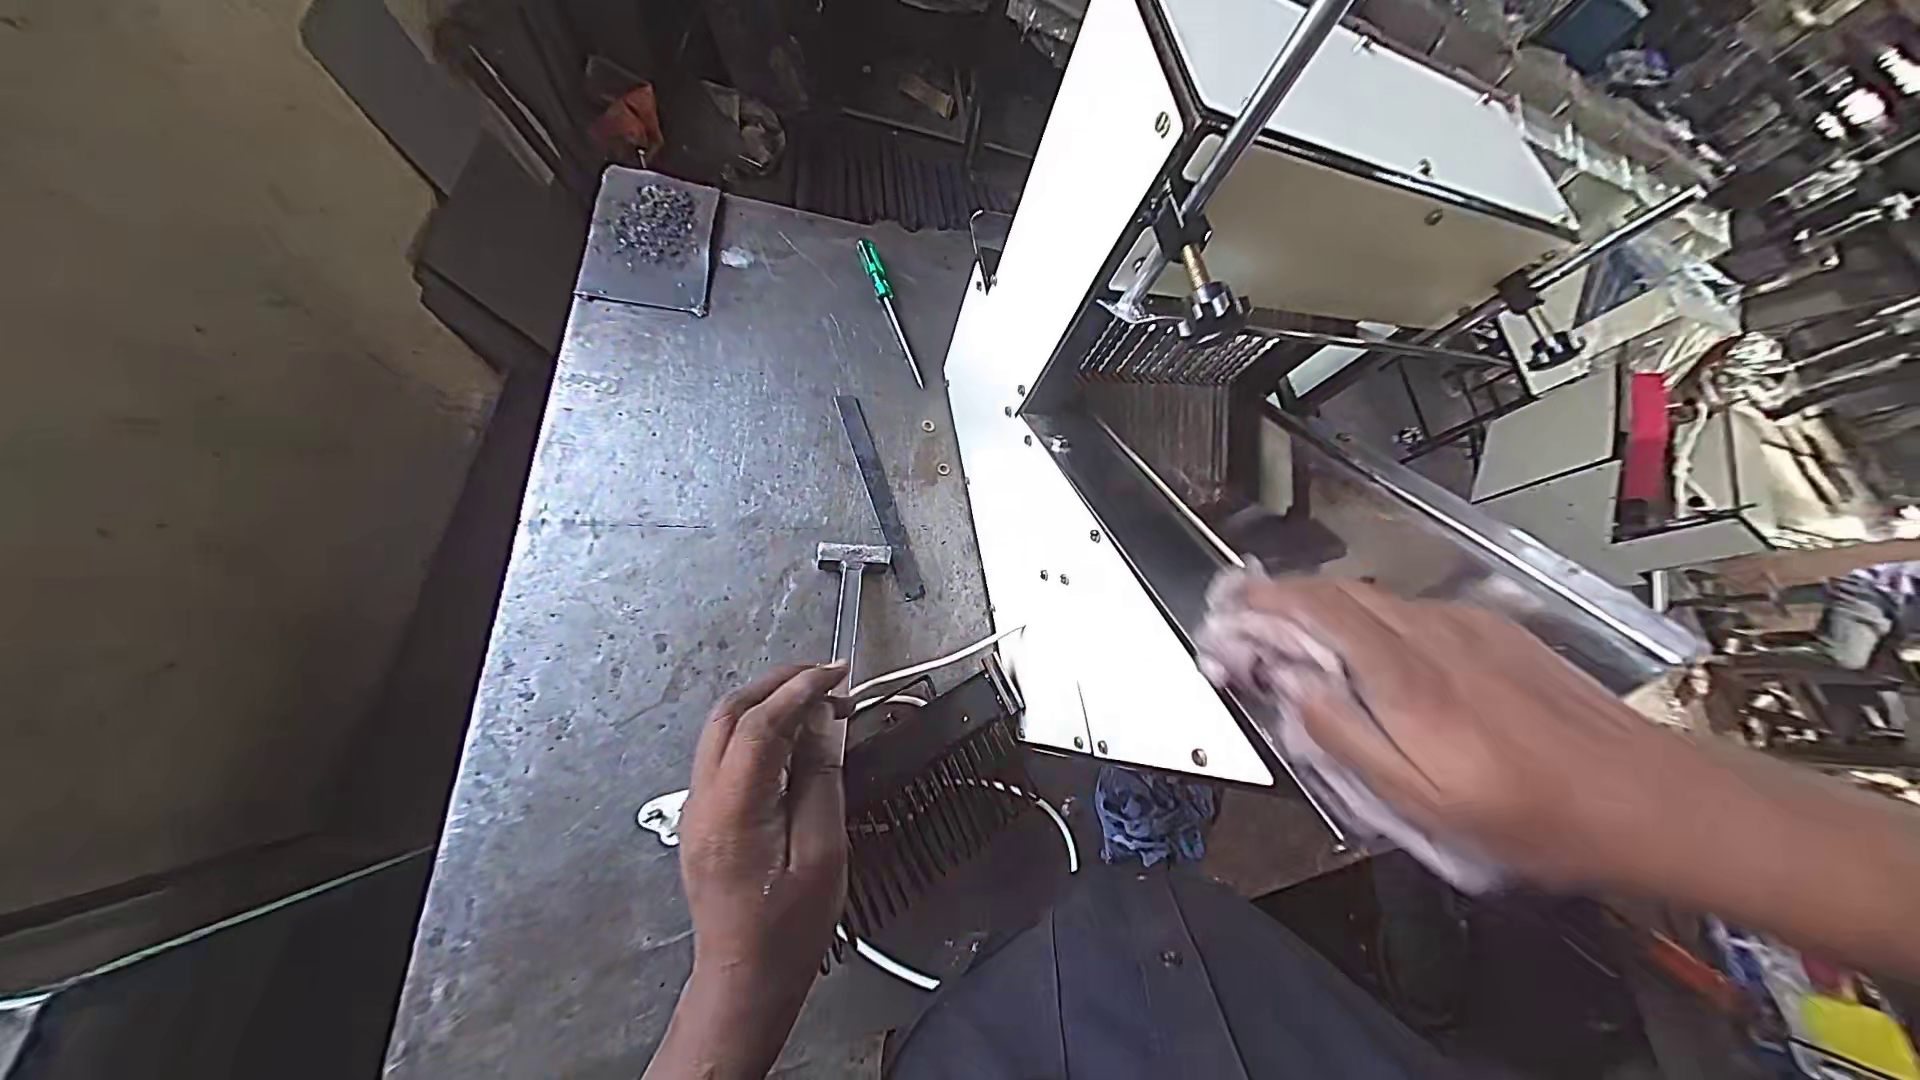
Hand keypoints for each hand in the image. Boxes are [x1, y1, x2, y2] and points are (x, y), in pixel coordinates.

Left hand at [646, 664, 847, 1079]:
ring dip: (770, 700)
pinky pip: (728, 748)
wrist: (744, 979)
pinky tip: (795, 731)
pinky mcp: (706, 811)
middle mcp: (703, 800)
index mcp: (732, 812)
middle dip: (779, 682)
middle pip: (730, 712)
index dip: (800, 689)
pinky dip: (763, 724)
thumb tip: (822, 722)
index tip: (836, 674)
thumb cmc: (788, 929)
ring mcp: (698, 804)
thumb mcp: (822, 853)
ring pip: (724, 725)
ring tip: (817, 697)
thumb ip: (820, 779)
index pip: (760, 725)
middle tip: (825, 675)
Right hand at [1236, 578, 1684, 887]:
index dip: (1263, 602)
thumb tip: (1292, 689)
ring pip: (1366, 596)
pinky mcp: (1486, 630)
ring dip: (1314, 607)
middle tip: (1245, 619)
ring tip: (1288, 634)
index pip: (1316, 609)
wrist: (1652, 801)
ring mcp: (1462, 627)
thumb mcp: (1419, 800)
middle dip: (1278, 598)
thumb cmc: (1533, 813)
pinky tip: (1355, 645)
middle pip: (1334, 591)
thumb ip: (1341, 735)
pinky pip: (1402, 608)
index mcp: (1406, 679)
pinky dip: (1359, 616)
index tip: (1229, 608)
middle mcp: (1431, 637)